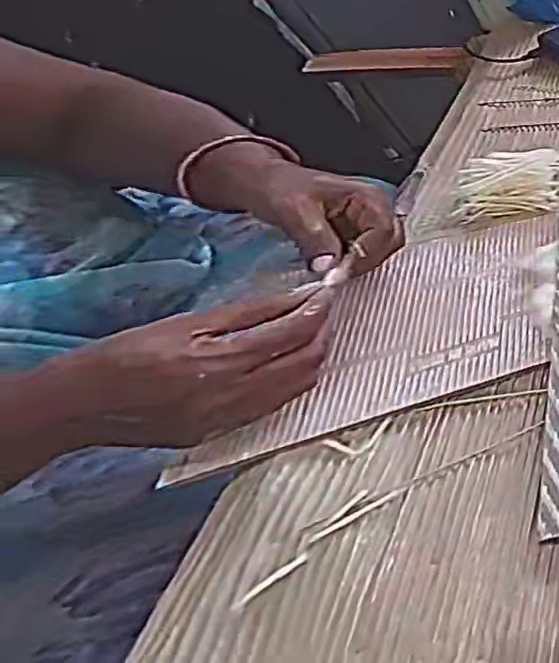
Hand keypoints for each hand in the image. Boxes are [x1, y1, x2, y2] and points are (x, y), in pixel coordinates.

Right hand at [41, 288, 332, 447]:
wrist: (66, 409)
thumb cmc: (122, 357)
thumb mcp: (188, 323)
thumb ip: (253, 311)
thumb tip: (302, 295)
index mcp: (224, 362)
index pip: (297, 331)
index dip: (320, 307)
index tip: (326, 292)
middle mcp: (233, 394)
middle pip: (309, 359)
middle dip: (323, 330)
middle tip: (319, 312)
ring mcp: (229, 417)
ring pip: (301, 384)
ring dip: (312, 356)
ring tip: (303, 334)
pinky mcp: (219, 432)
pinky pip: (276, 404)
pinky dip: (291, 380)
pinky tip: (283, 362)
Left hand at [191, 143, 402, 273]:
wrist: (267, 184)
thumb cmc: (282, 189)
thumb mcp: (294, 211)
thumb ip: (314, 238)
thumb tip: (328, 266)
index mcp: (371, 198)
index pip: (383, 231)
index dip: (364, 255)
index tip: (337, 275)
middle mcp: (378, 209)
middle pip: (390, 241)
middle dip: (366, 261)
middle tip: (336, 277)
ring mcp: (370, 221)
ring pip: (381, 249)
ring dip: (359, 264)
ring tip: (331, 274)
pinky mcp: (358, 232)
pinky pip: (365, 252)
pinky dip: (351, 263)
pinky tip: (332, 268)